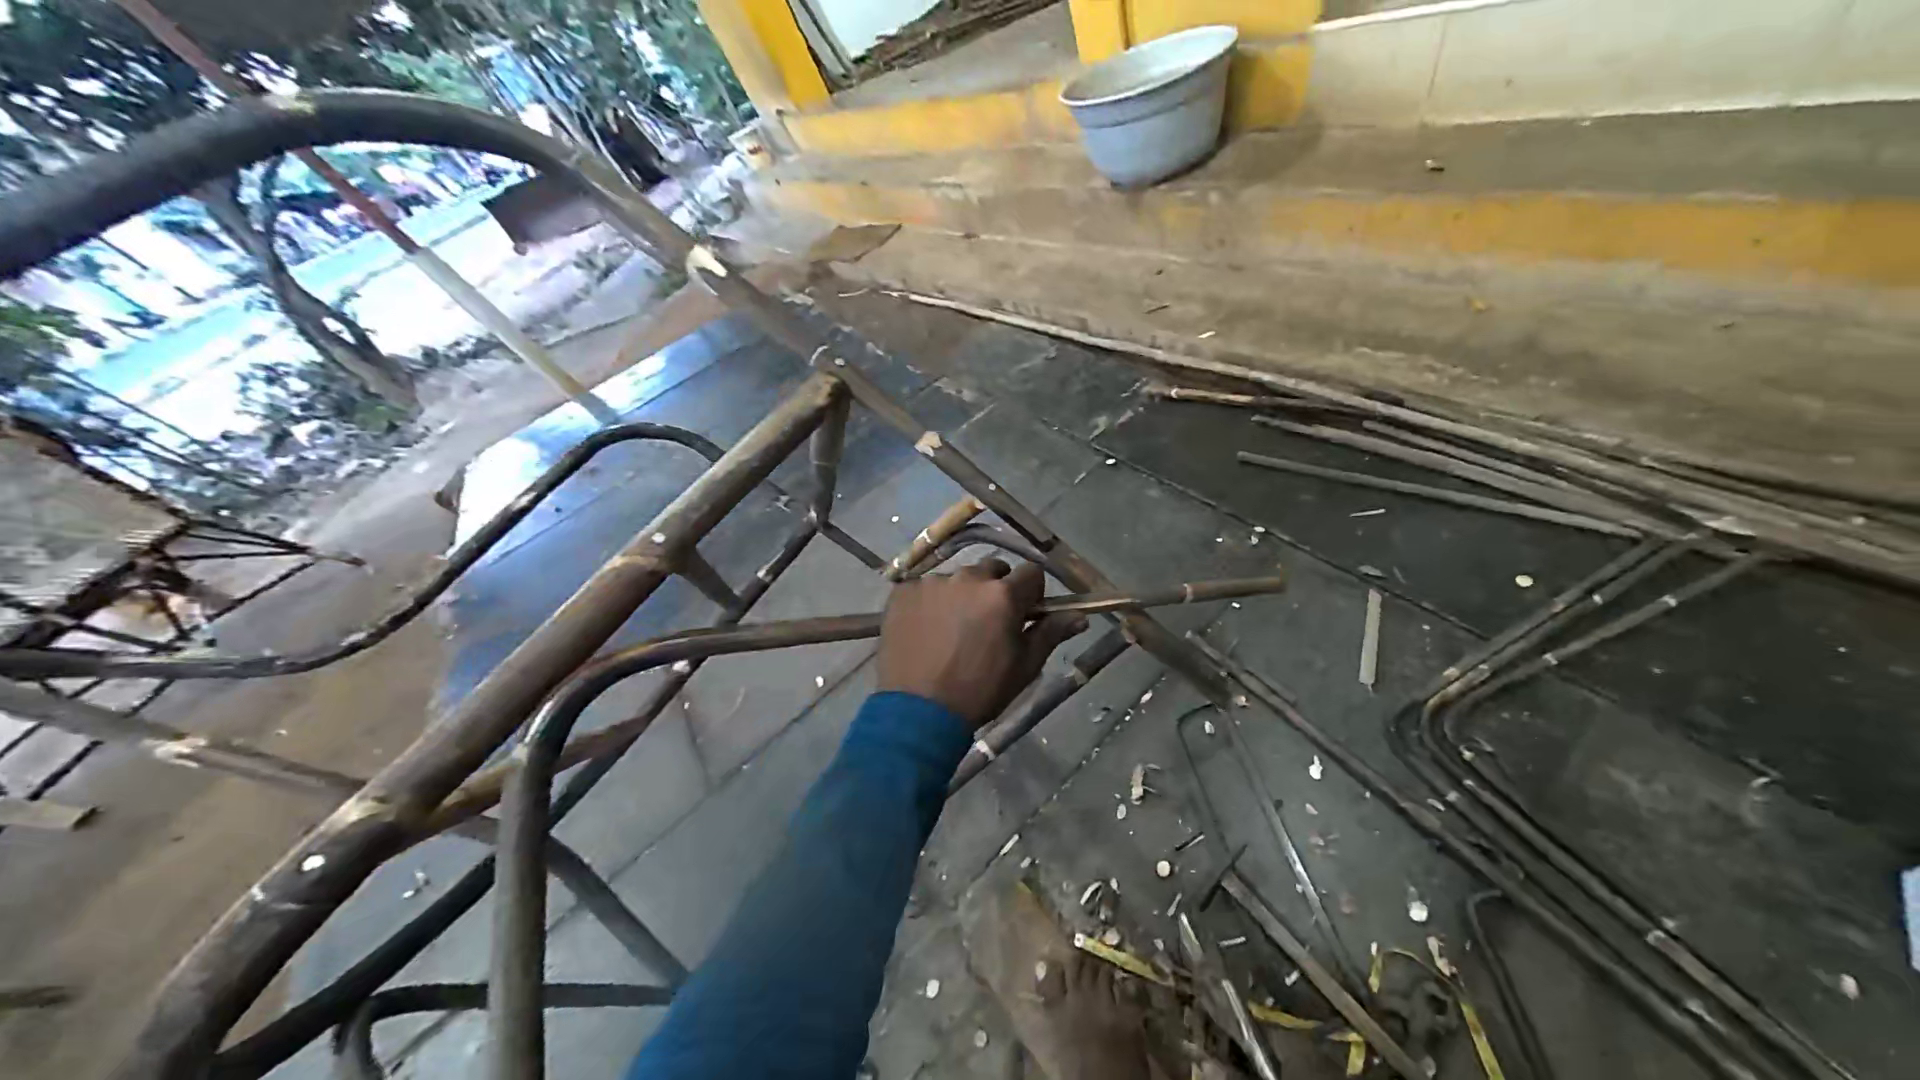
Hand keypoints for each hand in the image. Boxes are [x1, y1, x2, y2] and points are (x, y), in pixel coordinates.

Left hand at [876, 558, 1086, 729]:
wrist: (919, 711)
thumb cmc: (980, 691)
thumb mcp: (1024, 667)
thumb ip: (1051, 633)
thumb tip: (1079, 617)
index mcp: (1003, 595)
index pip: (1031, 573)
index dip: (1031, 593)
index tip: (1024, 613)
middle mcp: (968, 578)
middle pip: (991, 571)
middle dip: (995, 590)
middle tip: (987, 622)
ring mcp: (931, 583)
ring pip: (956, 579)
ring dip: (960, 595)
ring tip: (951, 629)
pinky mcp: (903, 592)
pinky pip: (924, 588)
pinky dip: (929, 603)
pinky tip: (925, 630)